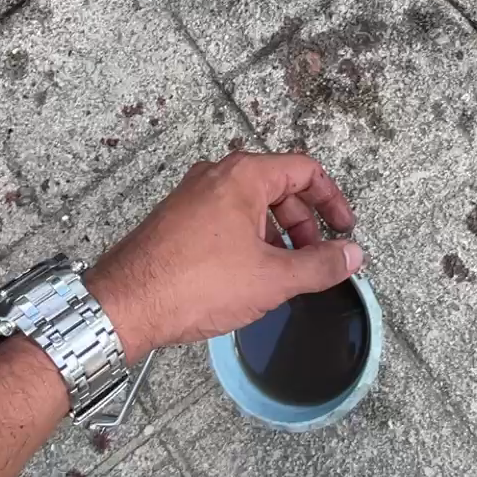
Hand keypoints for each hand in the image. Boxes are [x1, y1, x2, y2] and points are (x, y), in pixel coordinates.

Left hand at [81, 152, 361, 359]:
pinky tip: (249, 275)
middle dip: (304, 223)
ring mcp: (194, 195)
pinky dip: (249, 239)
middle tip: (315, 258)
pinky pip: (227, 218)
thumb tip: (352, 255)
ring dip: (277, 234)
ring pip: (252, 205)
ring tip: (283, 273)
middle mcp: (218, 175)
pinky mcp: (178, 218)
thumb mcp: (273, 278)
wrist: (124, 305)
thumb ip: (320, 264)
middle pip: (279, 187)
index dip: (332, 200)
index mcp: (244, 176)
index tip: (344, 228)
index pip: (305, 170)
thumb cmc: (195, 283)